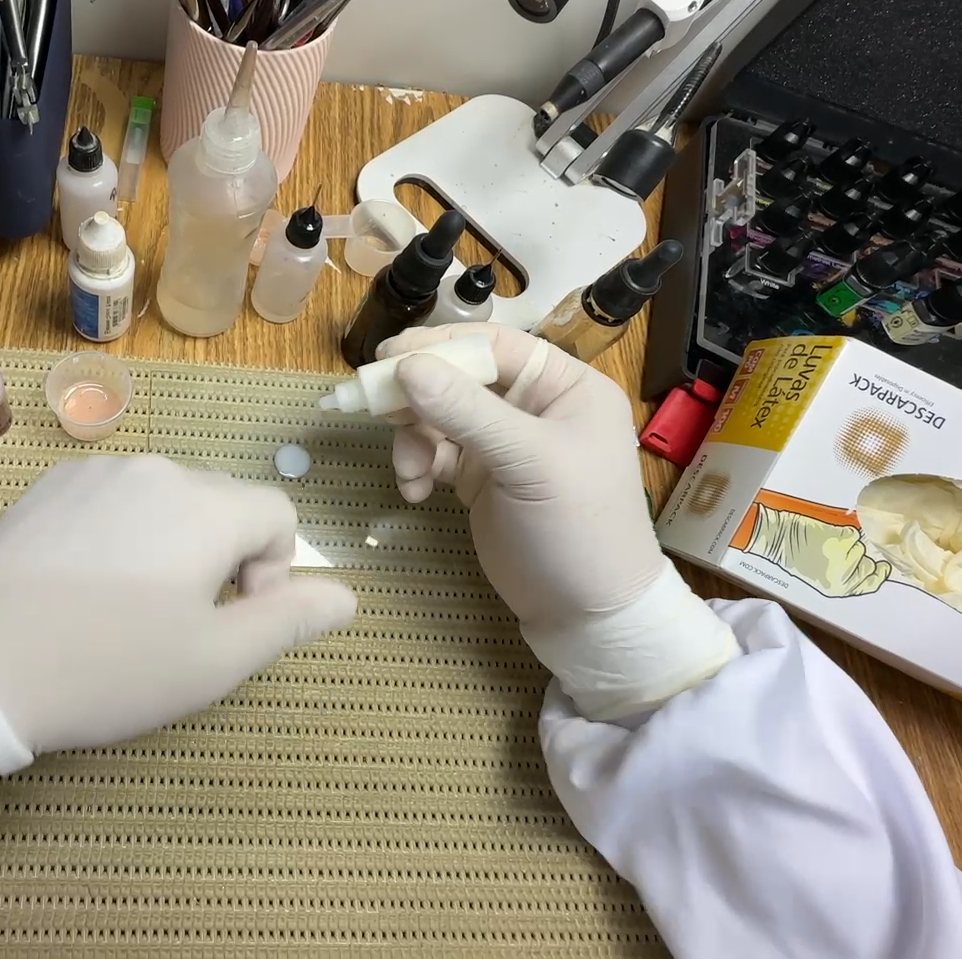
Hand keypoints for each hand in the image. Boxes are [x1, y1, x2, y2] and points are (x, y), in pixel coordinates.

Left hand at [0, 455, 357, 754]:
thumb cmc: (111, 665)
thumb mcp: (215, 659)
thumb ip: (290, 619)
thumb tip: (348, 596)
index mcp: (208, 506)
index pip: (278, 513)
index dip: (273, 569)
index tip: (232, 616)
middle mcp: (159, 469)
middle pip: (223, 501)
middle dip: (224, 552)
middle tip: (181, 616)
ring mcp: (99, 469)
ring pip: (167, 496)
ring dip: (171, 539)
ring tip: (127, 600)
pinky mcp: (53, 481)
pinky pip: (115, 495)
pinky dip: (122, 528)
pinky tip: (83, 578)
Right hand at [382, 323, 665, 626]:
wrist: (584, 615)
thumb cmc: (576, 529)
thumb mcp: (527, 463)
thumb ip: (466, 411)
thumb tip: (405, 366)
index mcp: (562, 386)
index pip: (492, 345)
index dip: (438, 346)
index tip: (385, 355)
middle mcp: (530, 406)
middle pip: (456, 379)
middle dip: (416, 398)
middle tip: (376, 408)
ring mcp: (501, 442)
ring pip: (436, 417)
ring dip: (413, 441)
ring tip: (410, 472)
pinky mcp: (478, 475)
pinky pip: (433, 453)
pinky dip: (417, 467)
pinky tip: (416, 492)